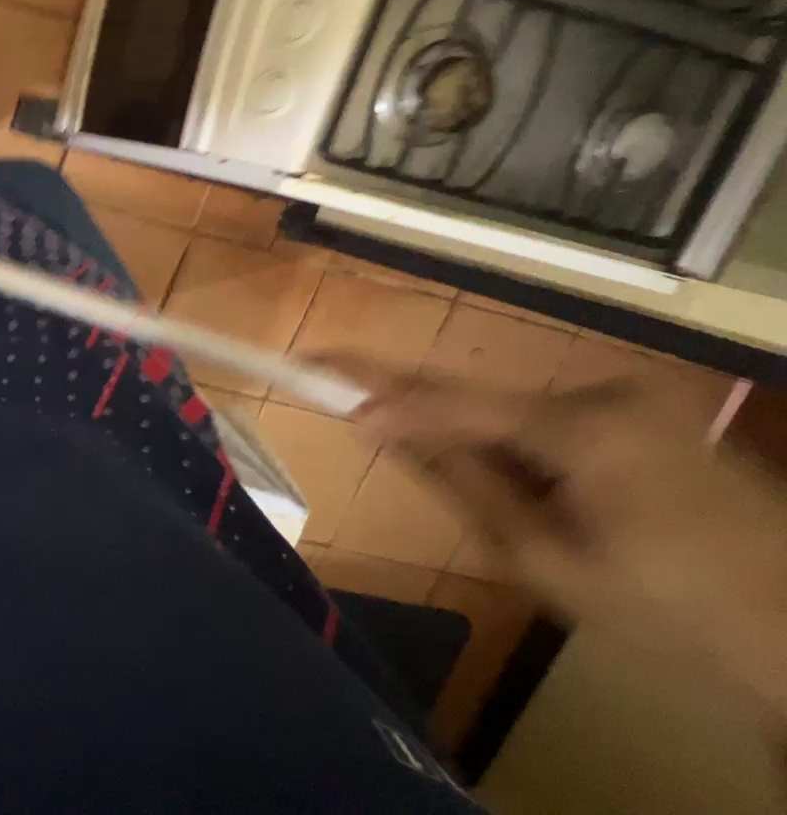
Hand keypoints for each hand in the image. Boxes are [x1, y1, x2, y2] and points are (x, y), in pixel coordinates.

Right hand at [352, 373, 786, 712]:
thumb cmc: (669, 610)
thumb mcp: (539, 556)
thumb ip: (457, 478)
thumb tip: (379, 425)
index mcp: (582, 429)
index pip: (448, 399)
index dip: (373, 388)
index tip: (307, 366)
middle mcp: (608, 396)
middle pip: (481, 402)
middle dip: (428, 424)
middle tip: (370, 433)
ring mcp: (637, 405)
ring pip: (516, 414)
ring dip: (479, 445)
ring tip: (489, 506)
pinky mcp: (653, 421)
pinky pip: (554, 424)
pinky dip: (522, 451)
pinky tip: (540, 500)